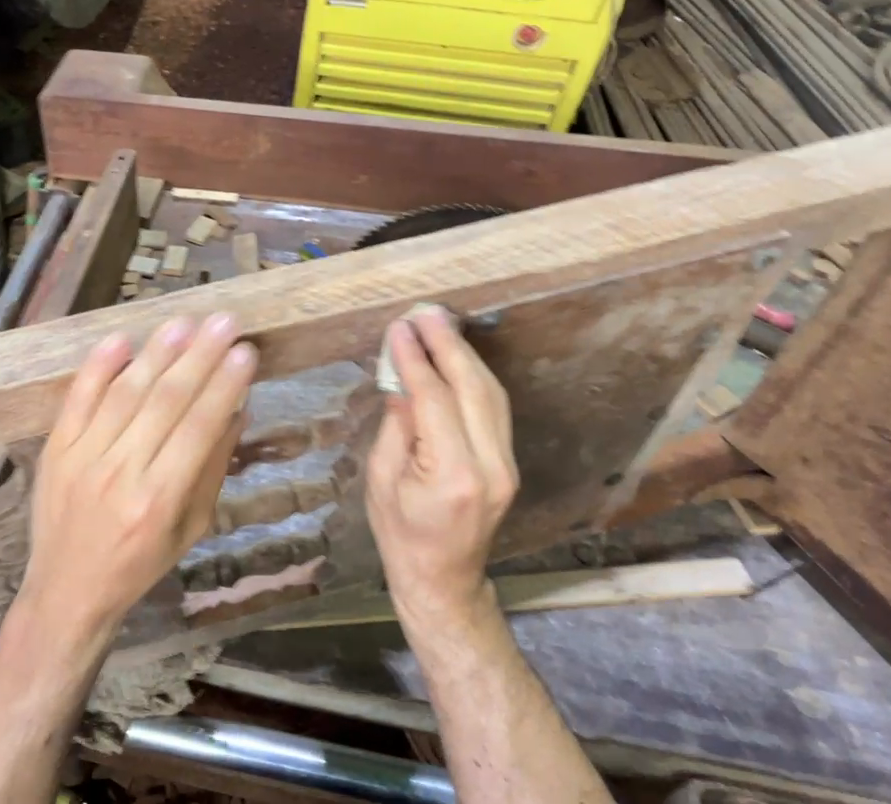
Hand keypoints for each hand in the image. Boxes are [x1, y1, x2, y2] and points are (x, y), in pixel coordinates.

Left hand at [20, 313, 258, 633]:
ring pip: (124, 393)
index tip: (245, 352)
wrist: (67, 589)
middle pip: (165, 402)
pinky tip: (122, 339)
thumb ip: (212, 469)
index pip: (199, 429)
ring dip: (156, 353)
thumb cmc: (139, 564)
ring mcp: (82, 458)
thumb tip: (238, 409)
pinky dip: (98, 366)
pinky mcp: (55, 449)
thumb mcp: (191, 528)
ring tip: (184, 322)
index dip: (224, 386)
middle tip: (224, 321)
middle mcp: (120, 474)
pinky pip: (77, 399)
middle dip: (199, 356)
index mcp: (159, 500)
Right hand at [366, 305, 519, 628]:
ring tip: (439, 324)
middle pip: (472, 388)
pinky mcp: (509, 462)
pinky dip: (475, 377)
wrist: (443, 579)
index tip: (399, 328)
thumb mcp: (381, 481)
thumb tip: (401, 378)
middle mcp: (490, 465)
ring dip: (464, 355)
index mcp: (453, 475)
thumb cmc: (400, 535)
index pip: (434, 399)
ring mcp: (507, 464)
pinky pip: (495, 408)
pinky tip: (457, 357)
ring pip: (491, 394)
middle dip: (448, 345)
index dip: (415, 359)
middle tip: (425, 312)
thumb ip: (396, 427)